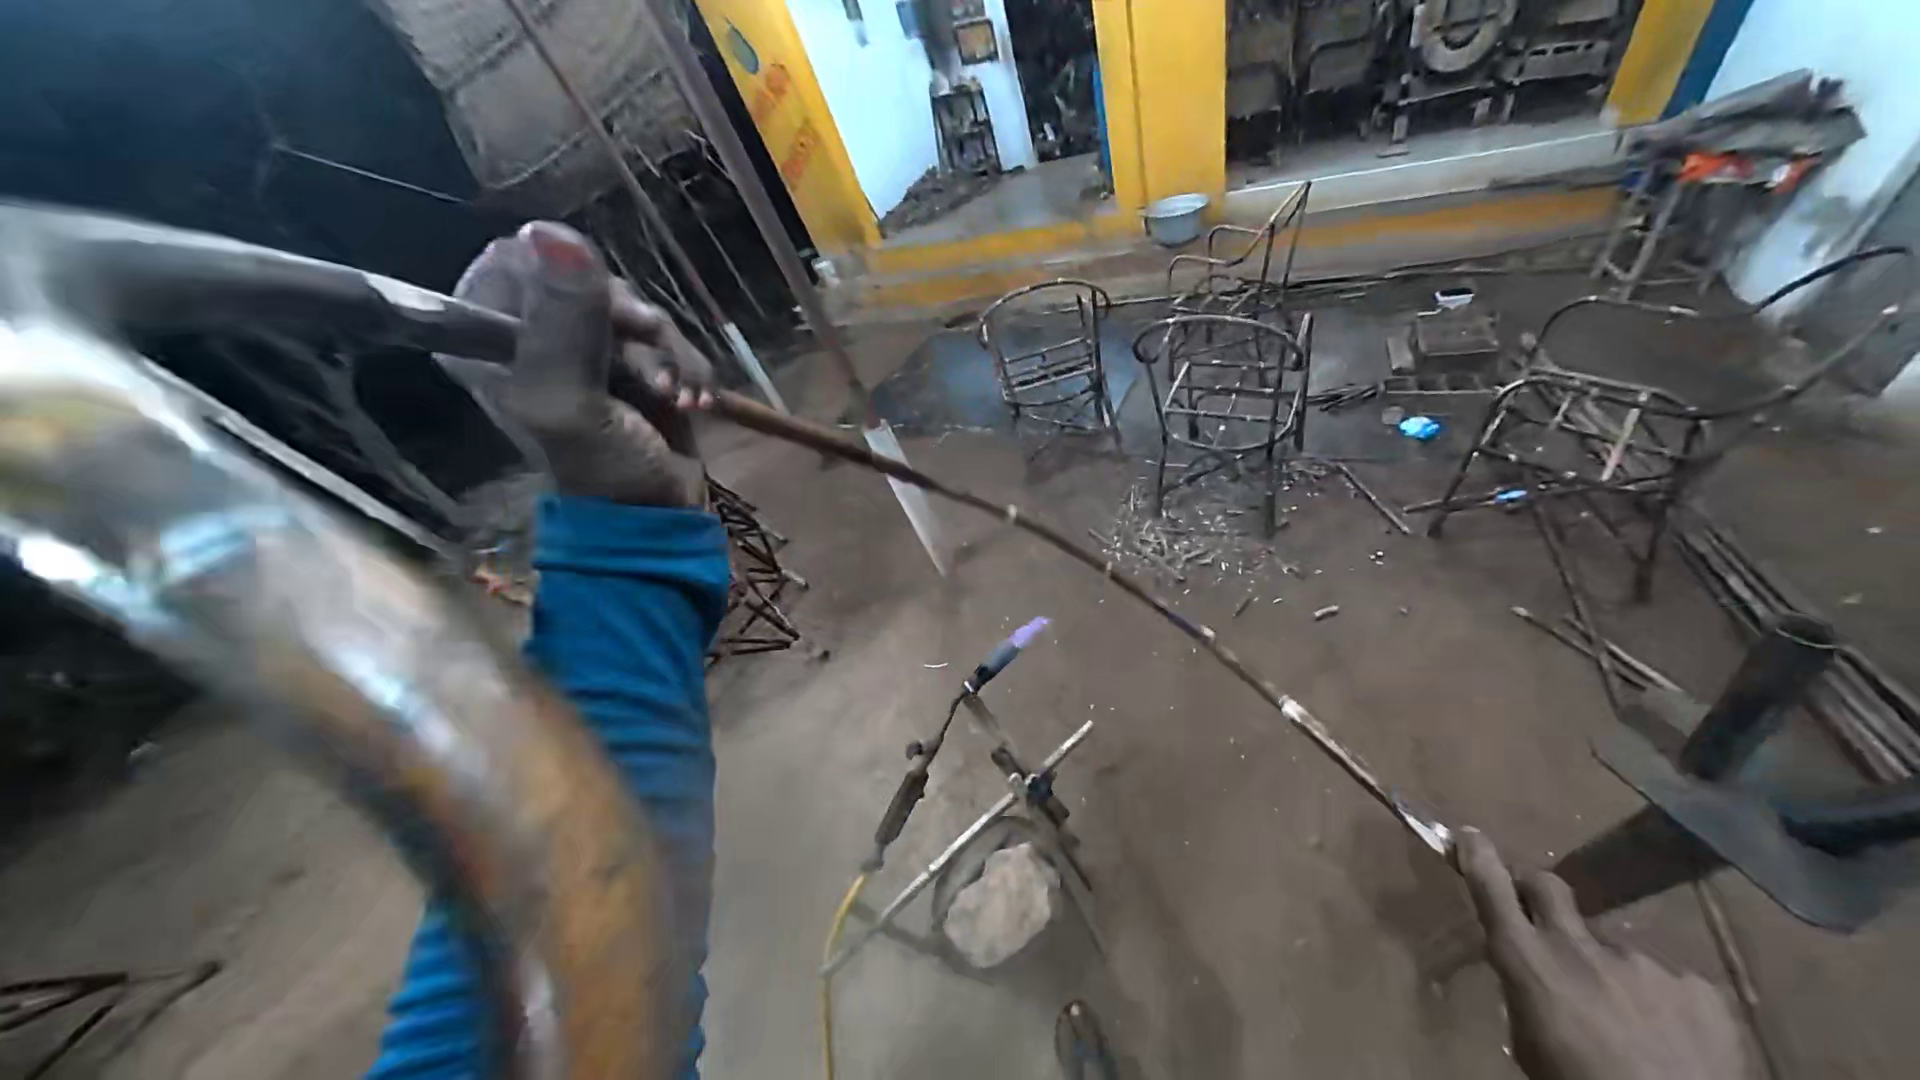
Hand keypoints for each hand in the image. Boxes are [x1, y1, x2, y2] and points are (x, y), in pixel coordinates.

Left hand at [454, 221, 712, 506]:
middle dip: (637, 326)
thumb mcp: (569, 401)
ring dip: (670, 354)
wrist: (658, 511)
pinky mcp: (635, 363)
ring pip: (638, 311)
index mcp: (488, 335)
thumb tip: (555, 232)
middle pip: (590, 282)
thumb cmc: (602, 467)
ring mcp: (589, 348)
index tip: (619, 320)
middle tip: (652, 369)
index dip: (577, 279)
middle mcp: (534, 333)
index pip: (521, 258)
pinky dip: (690, 368)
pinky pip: (668, 339)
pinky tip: (695, 400)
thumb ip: (560, 322)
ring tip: (678, 397)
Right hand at [1457, 829, 1754, 1079]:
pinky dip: (1660, 1000)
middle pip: (1546, 886)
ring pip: (1612, 947)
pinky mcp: (1696, 987)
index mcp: (1527, 958)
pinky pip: (1666, 980)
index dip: (1478, 855)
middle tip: (1541, 911)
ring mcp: (1641, 962)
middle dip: (1536, 889)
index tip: (1471, 836)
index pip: (1490, 886)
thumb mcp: (1529, 1042)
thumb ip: (1524, 992)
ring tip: (1629, 1017)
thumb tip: (1528, 972)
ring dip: (1609, 969)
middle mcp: (1577, 946)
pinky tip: (1671, 1036)